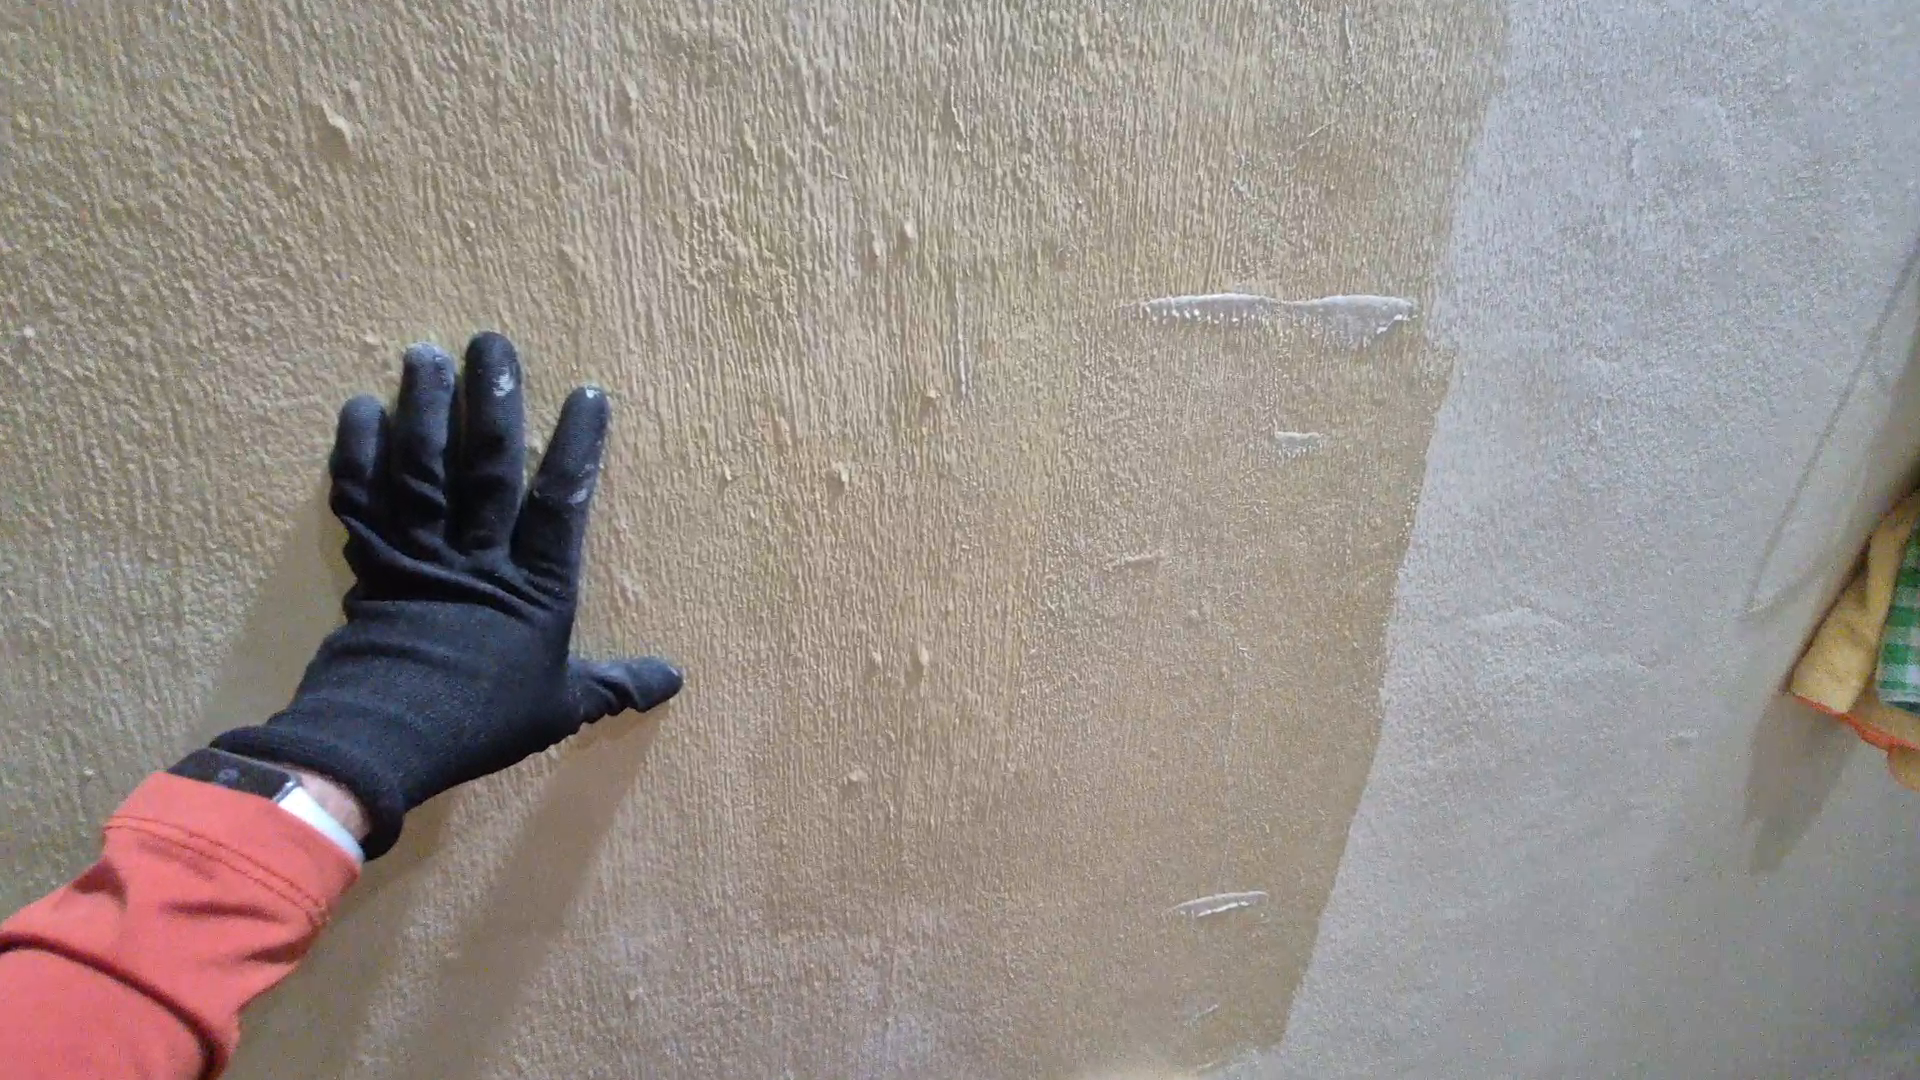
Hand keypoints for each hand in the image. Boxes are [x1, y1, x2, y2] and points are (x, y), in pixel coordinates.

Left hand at [213, 333, 681, 857]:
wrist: (381, 745)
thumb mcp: (564, 705)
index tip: (588, 394)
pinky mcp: (371, 565)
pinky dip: (358, 454)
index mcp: (535, 584)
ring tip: (427, 355)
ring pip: (423, 470)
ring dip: (425, 410)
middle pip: (488, 467)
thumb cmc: (485, 718)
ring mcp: (419, 555)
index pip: (562, 502)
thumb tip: (677, 681)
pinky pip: (363, 501)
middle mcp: (479, 554)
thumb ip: (618, 684)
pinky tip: (361, 408)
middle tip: (492, 344)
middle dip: (493, 403)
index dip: (577, 447)